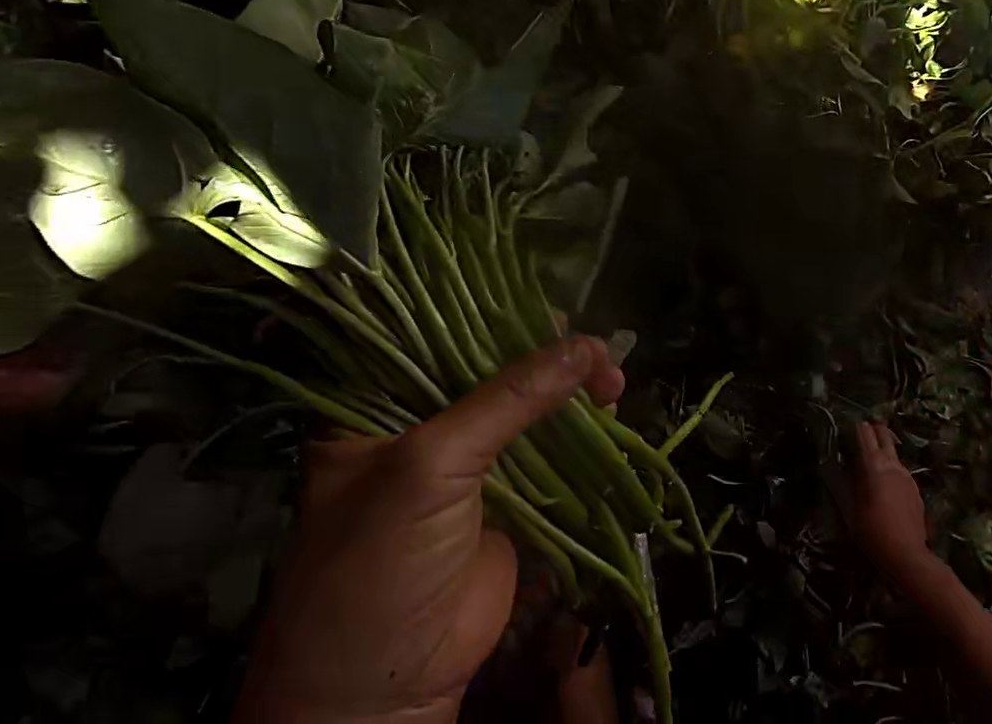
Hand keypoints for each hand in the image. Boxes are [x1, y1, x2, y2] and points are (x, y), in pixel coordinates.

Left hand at [236, 336, 623, 723]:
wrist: (386, 692)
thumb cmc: (379, 562)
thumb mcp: (432, 465)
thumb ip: (510, 400)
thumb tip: (589, 347)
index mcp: (378, 405)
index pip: (440, 335)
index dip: (497, 314)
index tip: (552, 305)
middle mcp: (422, 423)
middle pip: (496, 370)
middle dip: (549, 357)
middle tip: (599, 353)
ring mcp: (468, 462)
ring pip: (529, 409)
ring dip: (573, 394)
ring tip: (613, 384)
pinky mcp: (508, 496)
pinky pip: (550, 451)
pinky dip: (582, 434)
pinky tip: (608, 414)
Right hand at [848, 421, 932, 581]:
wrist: (908, 555)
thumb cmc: (872, 532)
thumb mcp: (849, 509)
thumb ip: (842, 483)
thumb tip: (831, 465)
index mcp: (874, 465)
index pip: (864, 434)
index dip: (855, 425)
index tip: (847, 422)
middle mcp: (892, 464)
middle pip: (884, 435)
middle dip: (873, 429)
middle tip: (861, 430)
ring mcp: (907, 476)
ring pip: (893, 453)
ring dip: (882, 449)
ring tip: (869, 457)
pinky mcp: (915, 489)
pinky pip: (900, 470)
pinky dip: (890, 468)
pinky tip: (884, 482)